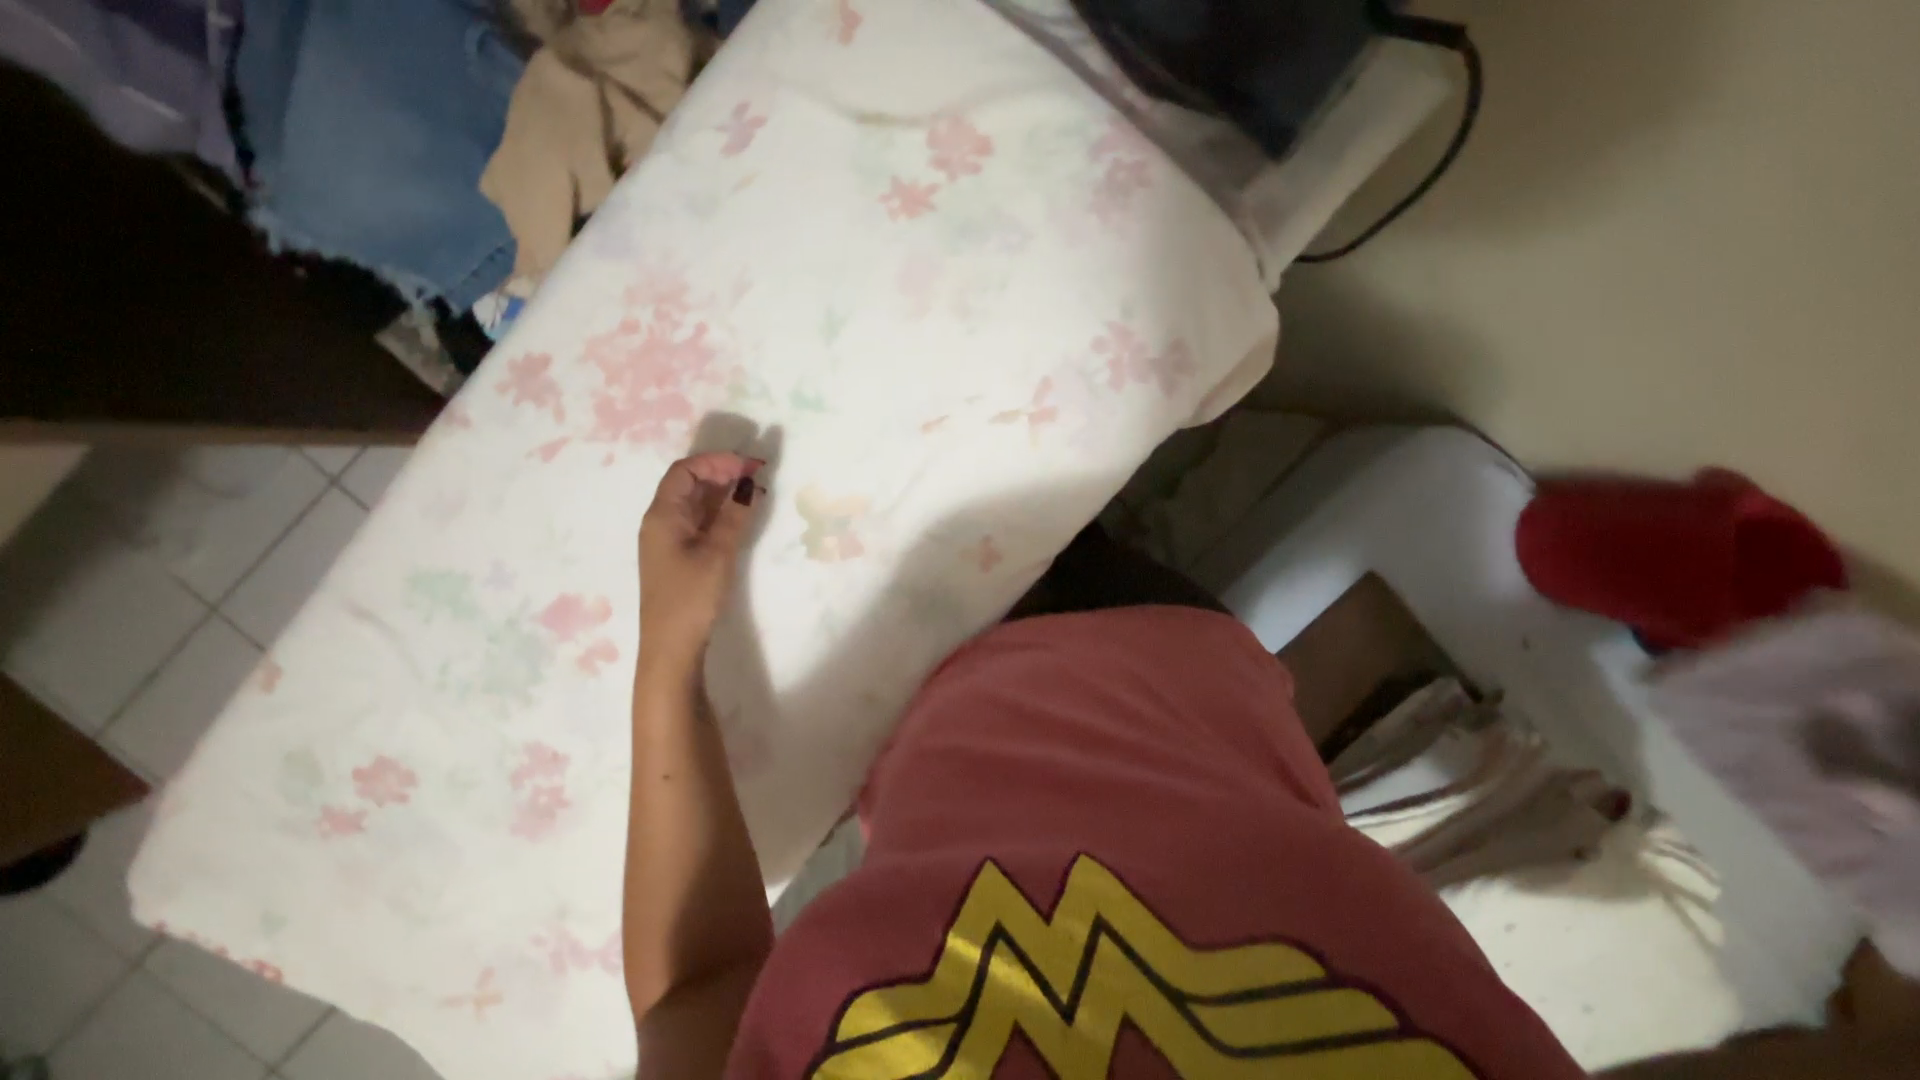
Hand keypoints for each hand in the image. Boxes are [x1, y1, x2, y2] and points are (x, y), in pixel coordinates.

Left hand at [638, 453, 761, 668]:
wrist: (671, 647)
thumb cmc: (691, 598)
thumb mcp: (718, 553)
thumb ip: (734, 516)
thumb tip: (750, 485)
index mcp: (662, 515)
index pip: (686, 470)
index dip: (717, 461)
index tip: (750, 466)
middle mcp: (660, 521)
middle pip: (688, 483)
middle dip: (722, 472)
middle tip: (758, 474)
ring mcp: (668, 539)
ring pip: (695, 503)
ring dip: (723, 492)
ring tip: (755, 490)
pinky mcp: (678, 556)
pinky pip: (698, 521)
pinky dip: (719, 512)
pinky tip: (741, 515)